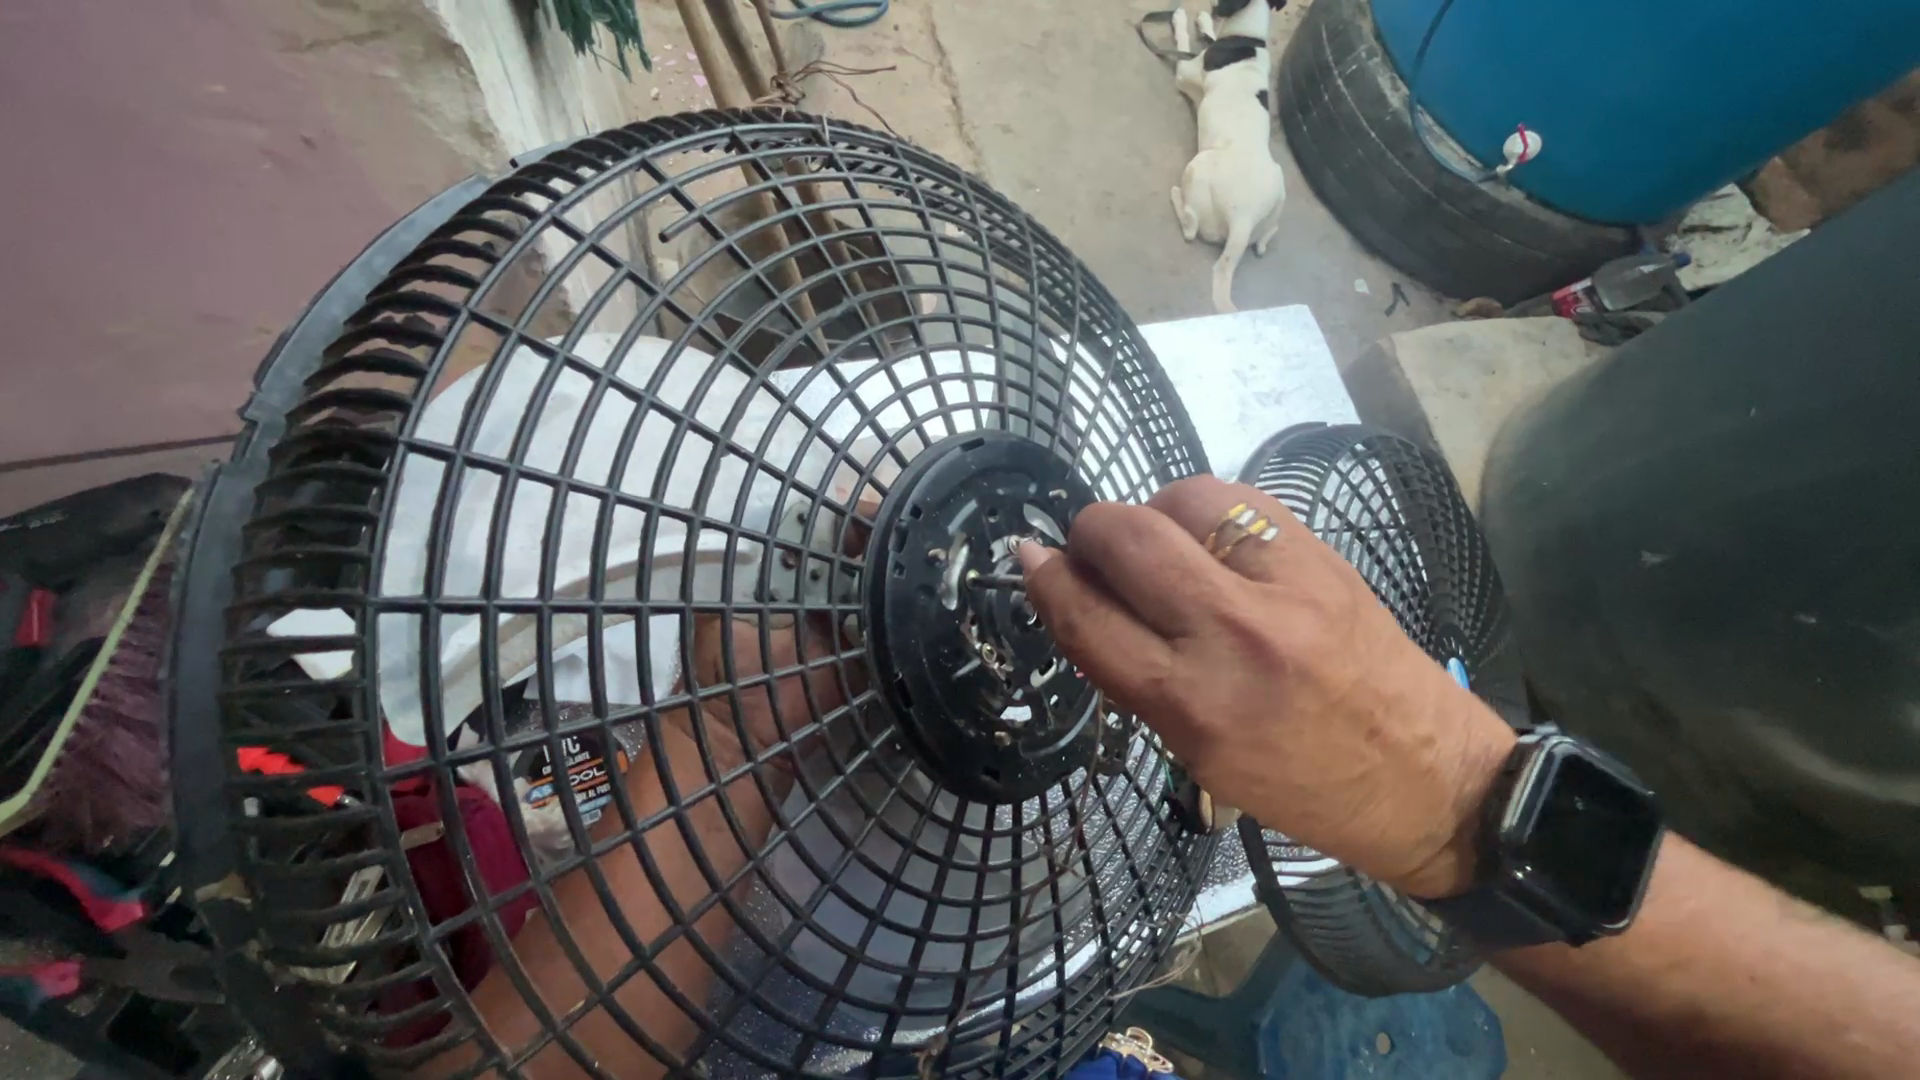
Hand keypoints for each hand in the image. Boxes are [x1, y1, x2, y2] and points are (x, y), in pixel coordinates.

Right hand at [1018, 474, 1516, 896]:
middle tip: (1090, 553)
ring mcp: (1285, 586)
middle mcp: (1233, 635)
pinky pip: (1237, 500)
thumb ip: (1130, 670)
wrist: (1428, 780)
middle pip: (1124, 538)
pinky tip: (1208, 540)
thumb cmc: (1298, 786)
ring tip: (1158, 548)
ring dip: (1147, 515)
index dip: (1045, 579)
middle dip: (1087, 534)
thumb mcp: (1194, 752)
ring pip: (1178, 500)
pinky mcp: (1323, 557)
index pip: (1087, 618)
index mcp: (1191, 704)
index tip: (1029, 559)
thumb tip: (1076, 594)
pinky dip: (1202, 512)